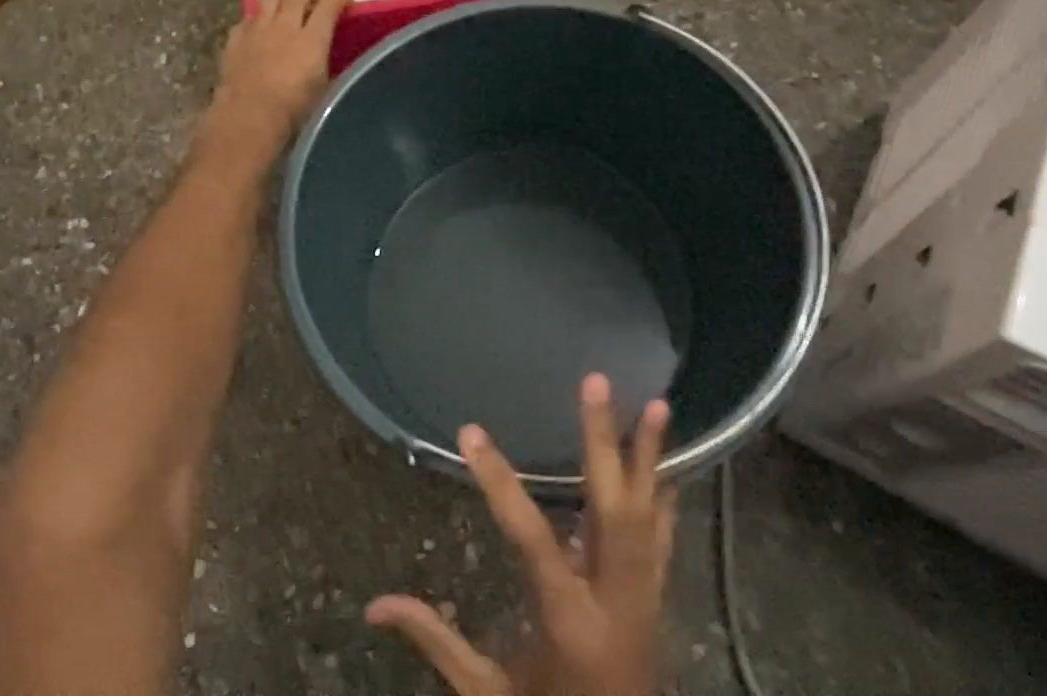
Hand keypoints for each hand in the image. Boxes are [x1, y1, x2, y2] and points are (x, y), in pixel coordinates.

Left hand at [199, 0, 351, 164]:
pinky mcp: (235, 38)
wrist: (248, 118)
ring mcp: (256, 29)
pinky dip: (259, 18)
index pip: (329, 3)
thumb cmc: (293, 112)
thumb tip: (327, 52)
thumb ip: (326, 62)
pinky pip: (249, 17)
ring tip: (287, 7)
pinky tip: (261, 28)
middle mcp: (285, 25)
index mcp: (312, 39)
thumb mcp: (323, 89)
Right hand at [368, 375, 675, 695]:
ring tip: (658, 403)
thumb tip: (375, 606)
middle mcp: (615, 598)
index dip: (499, 482)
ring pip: (651, 515)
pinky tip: (671, 462)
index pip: (531, 538)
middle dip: (604, 442)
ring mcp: (646, 596)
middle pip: (614, 510)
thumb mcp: (486, 691)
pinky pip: (667, 537)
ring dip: (649, 457)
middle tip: (596, 382)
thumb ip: (437, 641)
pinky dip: (665, 493)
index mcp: (567, 619)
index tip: (471, 431)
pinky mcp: (658, 597)